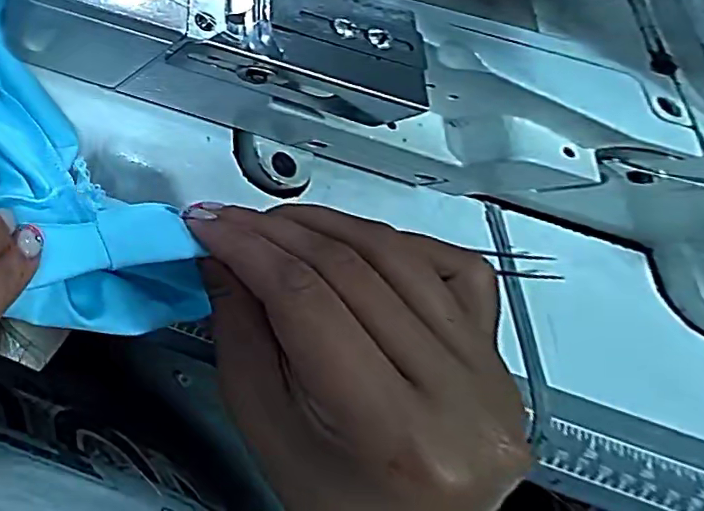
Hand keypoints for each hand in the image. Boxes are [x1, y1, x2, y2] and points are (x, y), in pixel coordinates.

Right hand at [184, 203, 531, 510]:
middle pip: (346, 268)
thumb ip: (236, 327)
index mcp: (393, 431)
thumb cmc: (331, 496)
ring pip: (392, 253)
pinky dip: (392, 240)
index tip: (207, 224)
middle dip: (271, 230)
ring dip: (320, 224)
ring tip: (274, 225)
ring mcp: (486, 373)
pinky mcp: (496, 355)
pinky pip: (450, 266)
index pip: (305, 298)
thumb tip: (221, 251)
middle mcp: (456, 398)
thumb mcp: (260, 417)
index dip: (246, 246)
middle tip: (227, 220)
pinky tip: (351, 243)